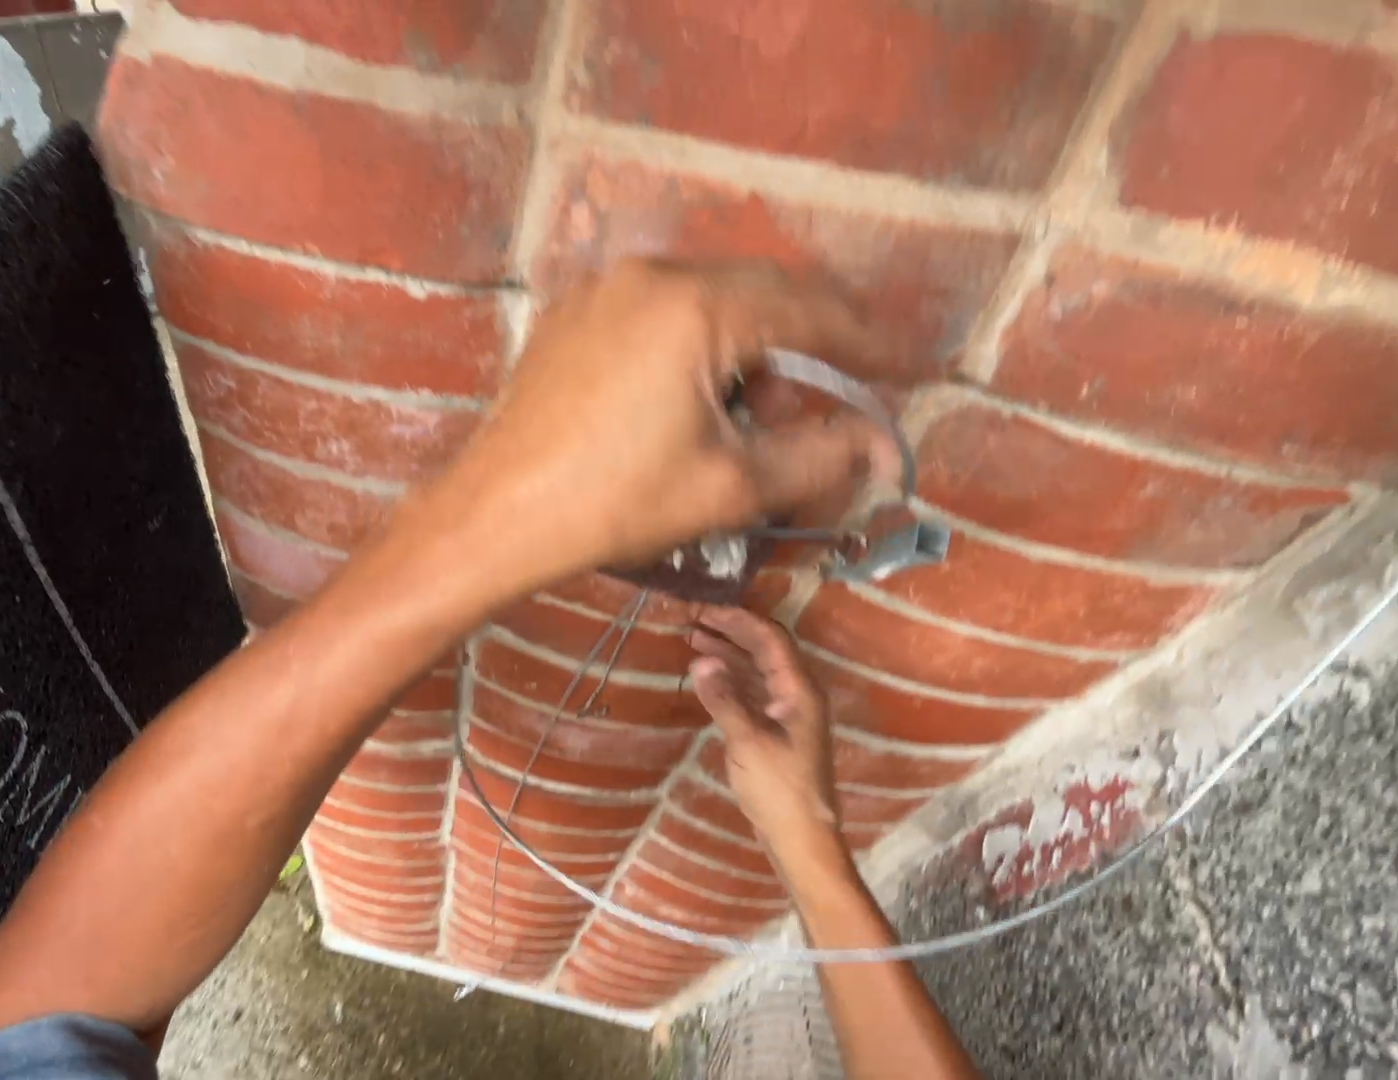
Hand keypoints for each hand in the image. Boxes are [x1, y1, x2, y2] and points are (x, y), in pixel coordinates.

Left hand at [414, 259, 901, 591]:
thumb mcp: (728, 487)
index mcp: (696, 305)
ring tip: (749, 415)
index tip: (902, 367)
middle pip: (757, 295)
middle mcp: (647, 276)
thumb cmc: (614, 503)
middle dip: (803, 345)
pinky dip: (690, 347)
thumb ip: (817, 457)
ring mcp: (599, 291)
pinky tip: (686, 399)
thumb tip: (878, 446)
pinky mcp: (569, 318)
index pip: (811, 307)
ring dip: (744, 348)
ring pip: (703, 303)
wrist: (495, 514)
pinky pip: (653, 314)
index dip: (865, 340)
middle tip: (827, 399)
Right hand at [688, 605, 842, 857]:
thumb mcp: (747, 741)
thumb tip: (700, 660)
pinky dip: (730, 678)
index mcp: (798, 690)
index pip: (770, 639)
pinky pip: (752, 690)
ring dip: (728, 653)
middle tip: (694, 620)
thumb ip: (724, 698)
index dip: (738, 621)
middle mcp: (796, 693)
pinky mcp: (775, 728)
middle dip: (731, 632)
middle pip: (765, 649)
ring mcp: (787, 711)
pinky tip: (707, 676)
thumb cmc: (778, 787)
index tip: (704, 611)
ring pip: (757, 669)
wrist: (800, 834)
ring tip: (693, 640)